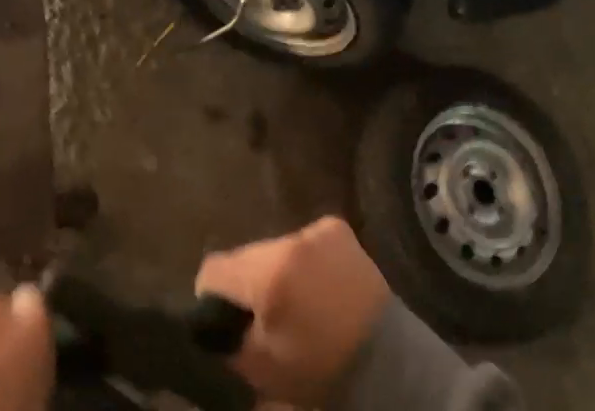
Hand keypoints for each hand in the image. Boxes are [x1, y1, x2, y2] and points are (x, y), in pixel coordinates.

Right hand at [195, 216, 390, 407]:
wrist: (385, 359)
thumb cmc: (319, 367)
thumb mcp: (259, 366)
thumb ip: (225, 337)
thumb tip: (209, 320)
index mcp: (268, 272)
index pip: (214, 268)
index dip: (211, 295)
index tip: (223, 317)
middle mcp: (291, 240)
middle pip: (246, 256)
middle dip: (247, 282)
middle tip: (264, 313)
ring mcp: (317, 230)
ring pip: (274, 248)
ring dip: (275, 269)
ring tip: (295, 299)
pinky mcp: (338, 229)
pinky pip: (303, 242)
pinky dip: (302, 260)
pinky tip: (316, 283)